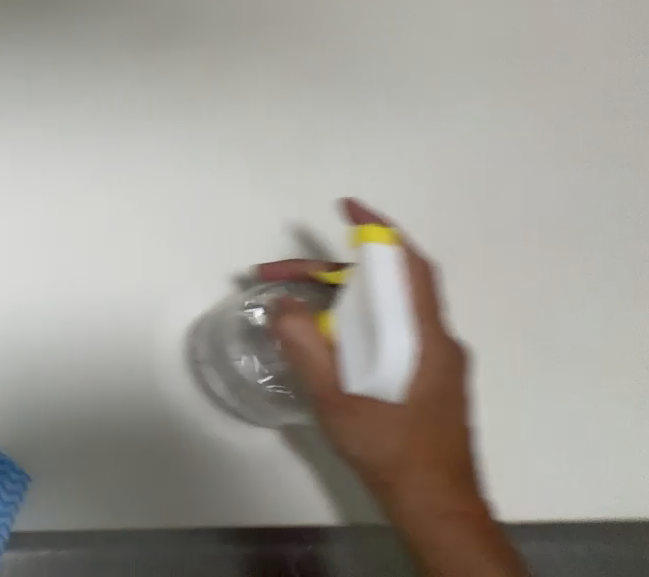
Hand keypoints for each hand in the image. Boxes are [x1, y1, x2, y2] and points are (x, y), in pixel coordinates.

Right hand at [264, 199, 524, 576]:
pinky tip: (319, 328)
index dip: (377, 231)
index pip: (405, 266)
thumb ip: (305, 342)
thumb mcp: (333, 393)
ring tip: (284, 300)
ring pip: (383, 303)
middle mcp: (433, 338)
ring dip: (333, 290)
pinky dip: (349, 310)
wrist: (433, 500)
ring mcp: (432, 356)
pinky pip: (386, 323)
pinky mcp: (425, 372)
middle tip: (272, 272)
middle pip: (384, 282)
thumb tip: (282, 303)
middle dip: (325, 267)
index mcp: (420, 337)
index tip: (346, 206)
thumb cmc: (385, 443)